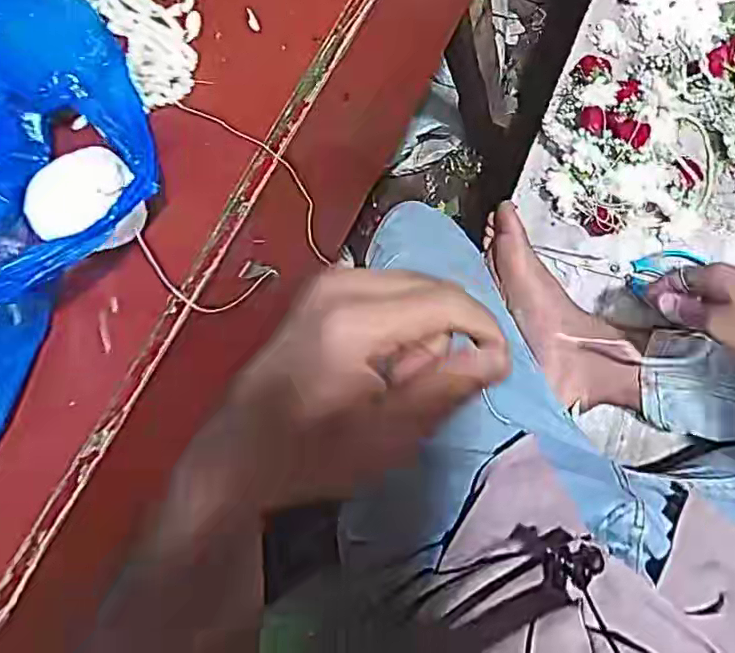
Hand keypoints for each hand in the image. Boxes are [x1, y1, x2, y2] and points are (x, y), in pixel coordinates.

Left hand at [189, 268, 509, 510]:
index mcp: (353, 320)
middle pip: (434, 290)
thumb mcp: (386, 436)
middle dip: (443, 336)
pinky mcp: (326, 283)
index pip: (446, 301)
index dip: (484, 328)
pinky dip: (401, 321)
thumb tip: (498, 355)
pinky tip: (376, 357)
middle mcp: (342, 283)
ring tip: (388, 379)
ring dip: (421, 331)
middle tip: (413, 387)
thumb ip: (447, 389)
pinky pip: (393, 289)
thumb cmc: (310, 456)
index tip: (499, 362)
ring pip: (417, 288)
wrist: (236, 456)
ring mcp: (331, 279)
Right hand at [647, 263, 734, 381]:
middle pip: (691, 280)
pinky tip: (700, 324)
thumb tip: (662, 298)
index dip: (659, 287)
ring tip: (672, 320)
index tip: (643, 302)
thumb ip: (689, 311)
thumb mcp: (720, 325)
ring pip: (704, 291)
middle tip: (653, 313)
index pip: (679, 274)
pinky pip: (716, 300)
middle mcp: (729, 275)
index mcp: (720, 274)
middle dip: (671, 293)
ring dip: (686, 303)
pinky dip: (702, 309)